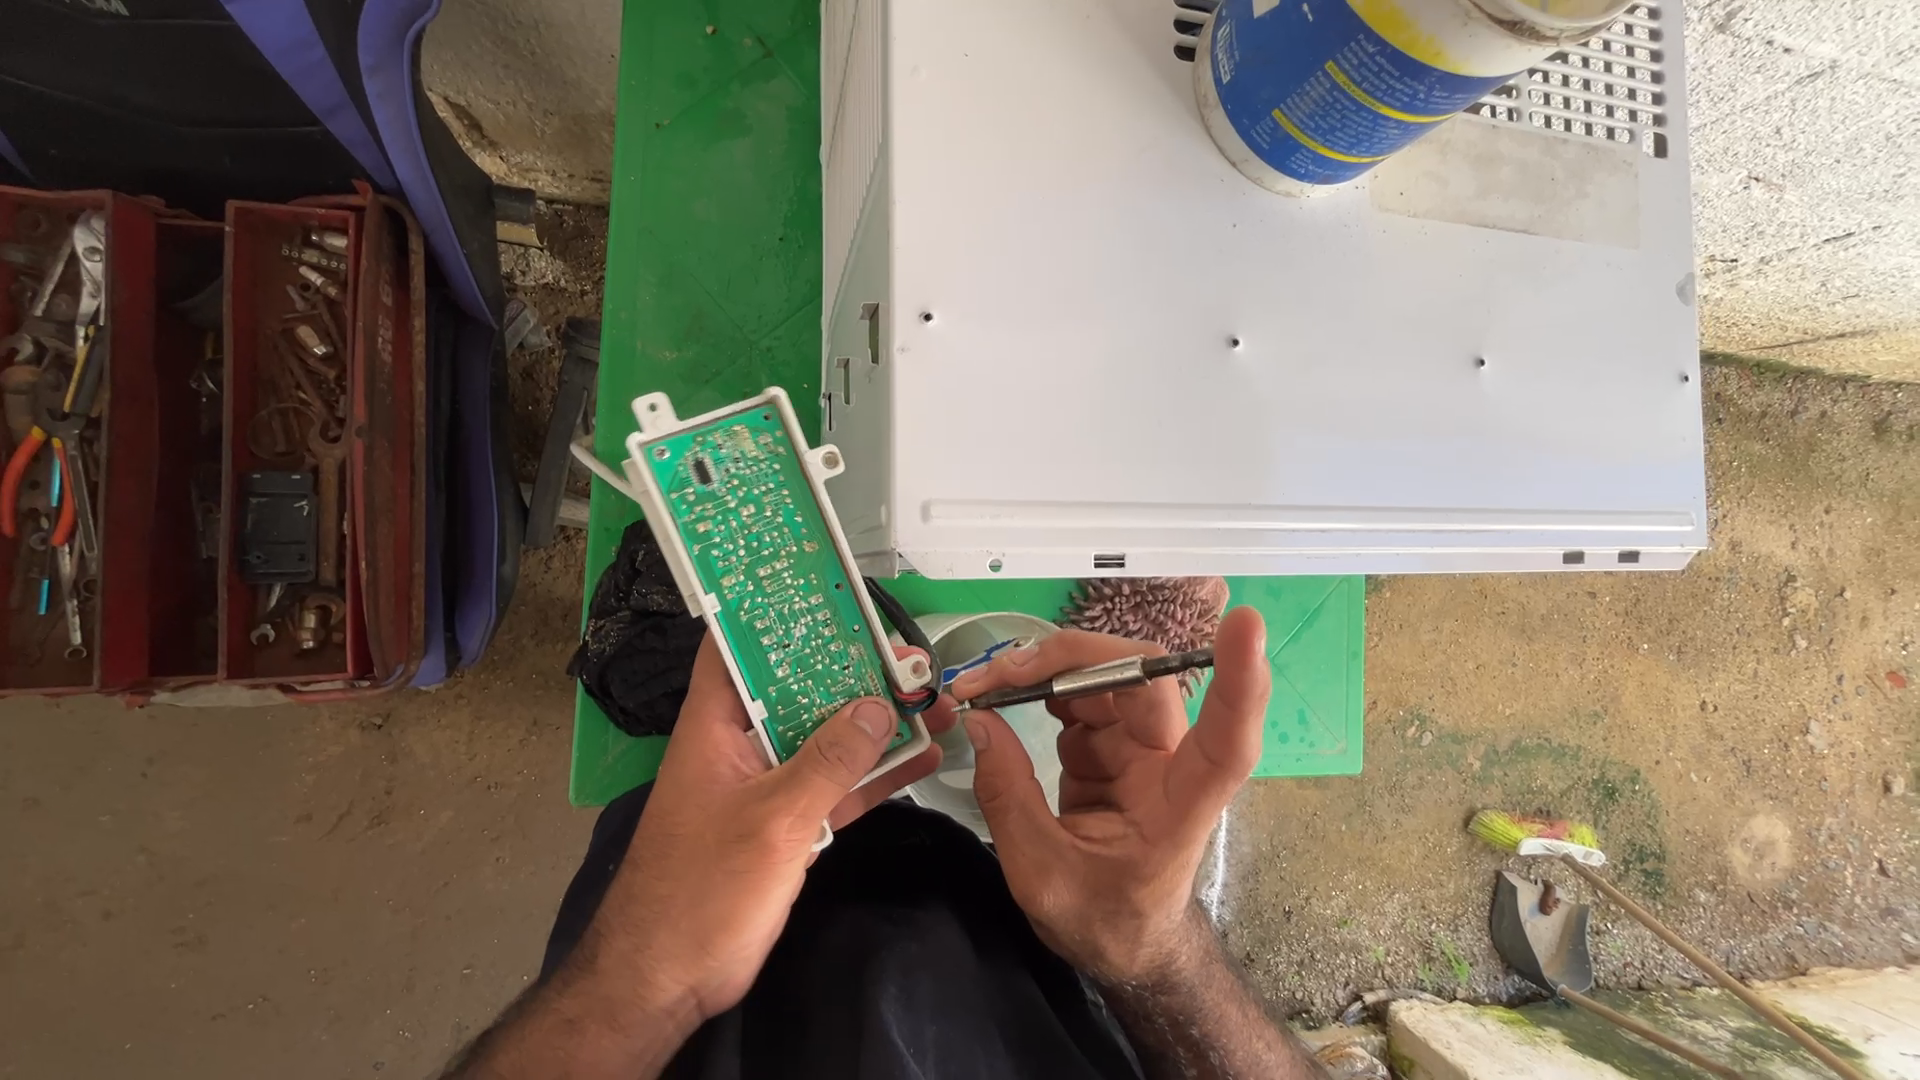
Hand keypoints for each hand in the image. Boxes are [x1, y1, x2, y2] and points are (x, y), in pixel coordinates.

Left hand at [570, 634, 949, 1023]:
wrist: (671, 979)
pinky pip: (840, 783)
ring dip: (878, 722)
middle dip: (856, 672)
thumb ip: (829, 762)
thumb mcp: (772, 819)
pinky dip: (877, 771)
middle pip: (804, 690)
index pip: (740, 647)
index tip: (828, 595)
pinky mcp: (792, 820)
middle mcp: (745, 742)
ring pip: (830, 735)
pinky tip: (923, 756)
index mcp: (718, 724)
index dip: (778, 615)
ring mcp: (772, 782)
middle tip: (909, 658)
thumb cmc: (702, 889)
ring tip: (932, 700)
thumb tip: (879, 706)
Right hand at [941, 608, 1269, 985]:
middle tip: (997, 674)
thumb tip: (979, 720)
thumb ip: (1008, 798)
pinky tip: (998, 695)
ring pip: (1103, 678)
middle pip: (1140, 682)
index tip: (1246, 625)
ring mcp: (1141, 748)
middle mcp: (1169, 763)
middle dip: (1069, 660)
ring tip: (981, 684)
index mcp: (1179, 806)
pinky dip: (1035, 689)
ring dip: (1042, 670)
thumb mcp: (1042, 876)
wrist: (1123, 942)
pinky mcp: (1113, 744)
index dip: (1238, 681)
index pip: (1227, 741)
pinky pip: (1077, 696)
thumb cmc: (1105, 921)